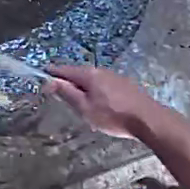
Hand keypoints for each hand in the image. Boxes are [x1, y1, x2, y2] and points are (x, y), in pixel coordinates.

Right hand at [44, 65, 170, 138]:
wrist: (148, 119)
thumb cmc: (113, 116)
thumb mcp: (85, 108)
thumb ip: (67, 93)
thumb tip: (49, 81)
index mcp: (88, 74)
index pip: (64, 69)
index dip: (51, 73)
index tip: (41, 76)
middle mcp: (100, 70)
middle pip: (78, 73)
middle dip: (67, 80)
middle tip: (57, 91)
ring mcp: (114, 76)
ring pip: (91, 78)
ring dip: (82, 86)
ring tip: (77, 100)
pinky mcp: (124, 84)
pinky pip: (102, 83)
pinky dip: (95, 89)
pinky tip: (98, 102)